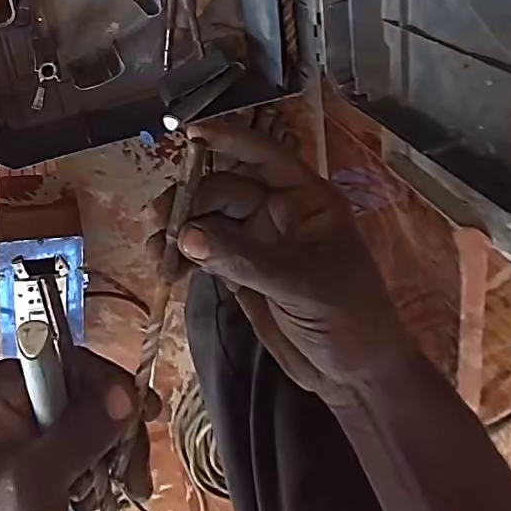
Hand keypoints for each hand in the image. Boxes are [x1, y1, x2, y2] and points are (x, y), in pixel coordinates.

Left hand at [0, 349, 136, 510]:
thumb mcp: (34, 482)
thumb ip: (80, 435)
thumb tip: (127, 394)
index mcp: (15, 382)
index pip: (78, 363)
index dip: (113, 388)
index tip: (144, 417)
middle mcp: (31, 391)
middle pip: (95, 391)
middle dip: (119, 432)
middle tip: (134, 479)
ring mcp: (41, 420)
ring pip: (100, 419)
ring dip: (117, 456)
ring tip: (120, 494)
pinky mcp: (51, 448)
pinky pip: (93, 444)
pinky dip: (105, 470)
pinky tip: (99, 498)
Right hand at [174, 121, 416, 396]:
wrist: (356, 376)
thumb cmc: (349, 317)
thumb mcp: (300, 283)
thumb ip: (242, 257)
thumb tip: (185, 235)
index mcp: (305, 198)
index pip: (264, 156)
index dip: (227, 140)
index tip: (189, 134)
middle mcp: (277, 210)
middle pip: (223, 189)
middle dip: (189, 200)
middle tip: (158, 220)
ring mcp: (257, 239)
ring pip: (209, 220)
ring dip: (180, 230)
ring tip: (155, 250)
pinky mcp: (241, 270)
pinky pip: (205, 252)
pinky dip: (184, 258)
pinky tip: (168, 270)